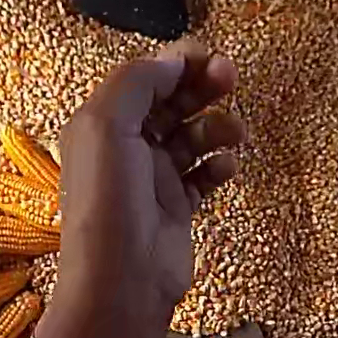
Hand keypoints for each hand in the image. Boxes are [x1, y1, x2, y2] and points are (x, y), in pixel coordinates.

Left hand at [34, 40, 244, 337]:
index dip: (176, 65)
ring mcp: (153, 180)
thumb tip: (171, 62)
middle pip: (171, 104)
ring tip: (235, 134)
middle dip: (201, 87)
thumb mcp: (108, 126)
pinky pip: (203, 177)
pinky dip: (217, 167)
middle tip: (231, 78)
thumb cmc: (110, 201)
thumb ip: (137, 83)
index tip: (209, 58)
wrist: (122, 280)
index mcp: (102, 125)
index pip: (144, 81)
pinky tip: (226, 169)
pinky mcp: (176, 209)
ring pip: (192, 138)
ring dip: (216, 128)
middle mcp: (126, 149)